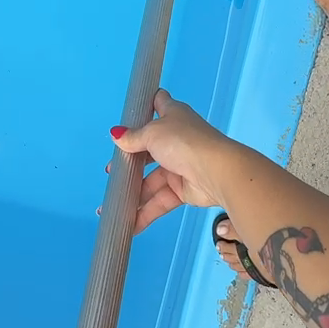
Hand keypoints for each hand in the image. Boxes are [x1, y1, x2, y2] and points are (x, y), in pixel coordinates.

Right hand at [111, 89, 245, 234]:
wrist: (216, 172)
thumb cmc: (183, 142)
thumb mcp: (152, 134)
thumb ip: (133, 137)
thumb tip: (116, 134)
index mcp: (172, 116)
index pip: (159, 103)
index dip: (145, 105)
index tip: (130, 113)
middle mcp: (176, 138)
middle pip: (149, 148)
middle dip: (131, 161)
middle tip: (112, 172)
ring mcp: (180, 164)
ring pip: (152, 180)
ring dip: (134, 193)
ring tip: (113, 204)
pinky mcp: (183, 189)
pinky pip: (161, 200)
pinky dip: (146, 213)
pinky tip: (130, 224)